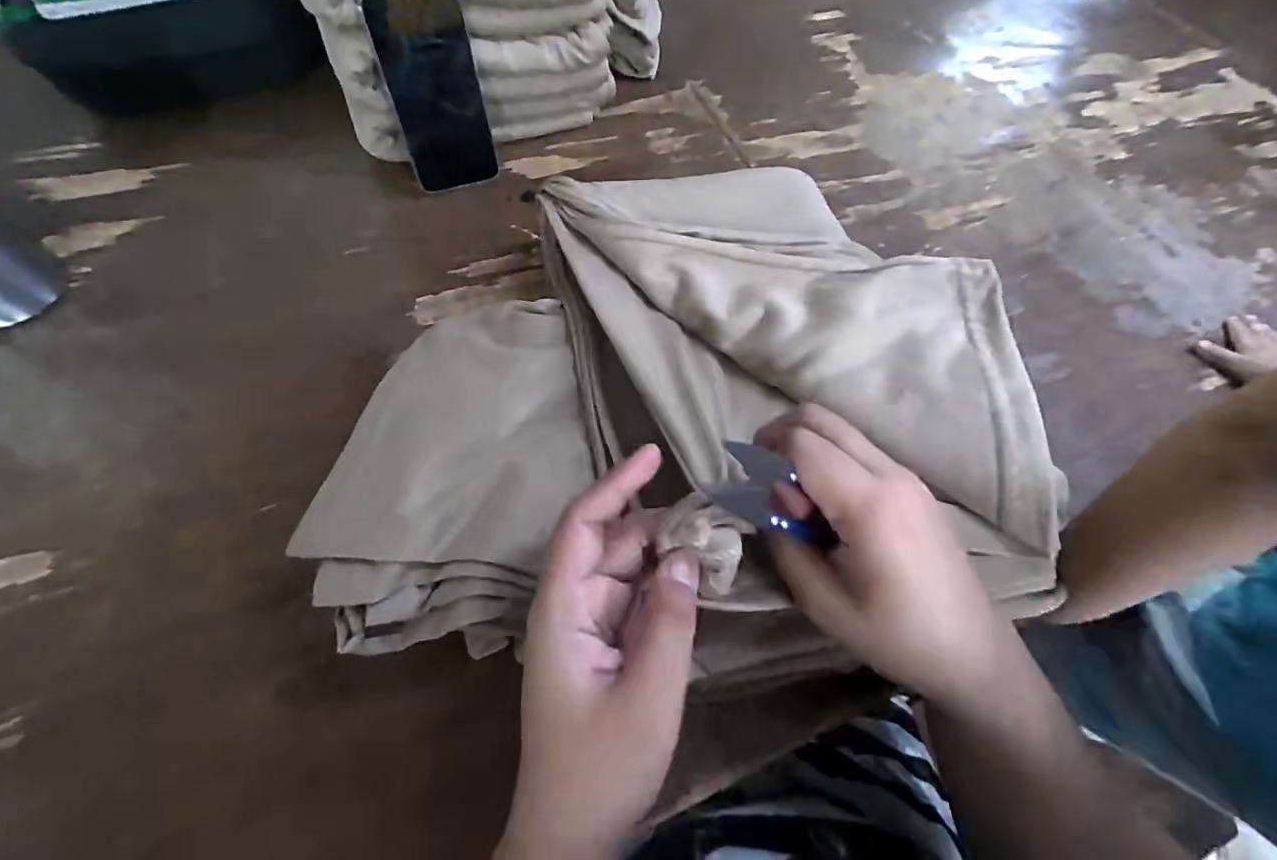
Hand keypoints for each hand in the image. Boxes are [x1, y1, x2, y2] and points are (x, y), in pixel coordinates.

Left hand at [497, 444, 701, 859]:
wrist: (571, 834)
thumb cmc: (600, 767)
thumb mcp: (647, 696)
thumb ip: (669, 621)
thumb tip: (686, 556)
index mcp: (562, 609)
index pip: (582, 527)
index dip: (614, 485)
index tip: (653, 455)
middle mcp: (572, 606)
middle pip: (613, 544)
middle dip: (659, 526)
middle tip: (713, 521)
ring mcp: (590, 625)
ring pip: (629, 569)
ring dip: (667, 555)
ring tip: (714, 546)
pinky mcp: (607, 645)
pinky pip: (638, 598)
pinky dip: (666, 585)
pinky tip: (698, 580)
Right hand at [758, 404, 1007, 710]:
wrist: (971, 649)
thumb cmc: (895, 635)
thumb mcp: (822, 602)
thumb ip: (785, 541)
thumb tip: (772, 499)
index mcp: (869, 502)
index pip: (802, 443)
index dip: (767, 456)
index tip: (761, 494)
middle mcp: (890, 473)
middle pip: (819, 418)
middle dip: (779, 436)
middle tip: (765, 479)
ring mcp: (905, 473)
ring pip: (838, 428)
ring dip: (806, 448)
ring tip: (801, 502)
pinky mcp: (912, 482)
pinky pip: (857, 448)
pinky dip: (828, 458)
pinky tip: (829, 507)